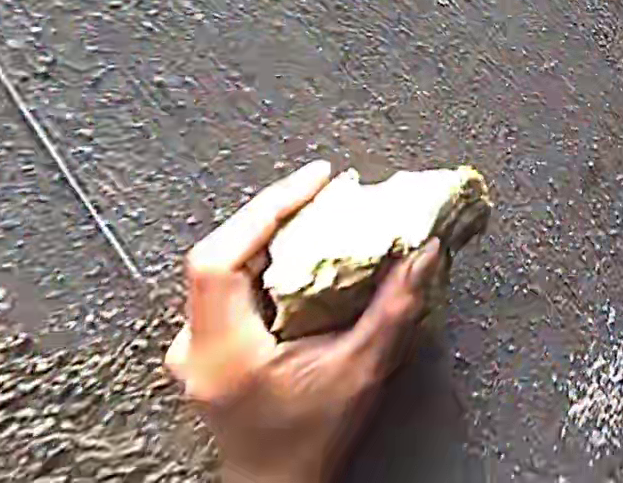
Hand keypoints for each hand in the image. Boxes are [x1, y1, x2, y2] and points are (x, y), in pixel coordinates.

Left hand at [167, 161, 442, 482]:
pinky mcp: (209, 339)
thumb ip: (395, 308)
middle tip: (325, 184)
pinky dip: (267, 245)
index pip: (220, 260)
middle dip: (276, 207)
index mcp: (225, 351)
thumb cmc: (309, 441)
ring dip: (271, 223)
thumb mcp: (361, 371)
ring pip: (225, 257)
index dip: (268, 208)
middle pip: (223, 248)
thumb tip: (425, 250)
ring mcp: (197, 343)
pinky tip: (299, 236)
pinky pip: (231, 273)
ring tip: (317, 200)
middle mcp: (198, 345)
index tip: (317, 180)